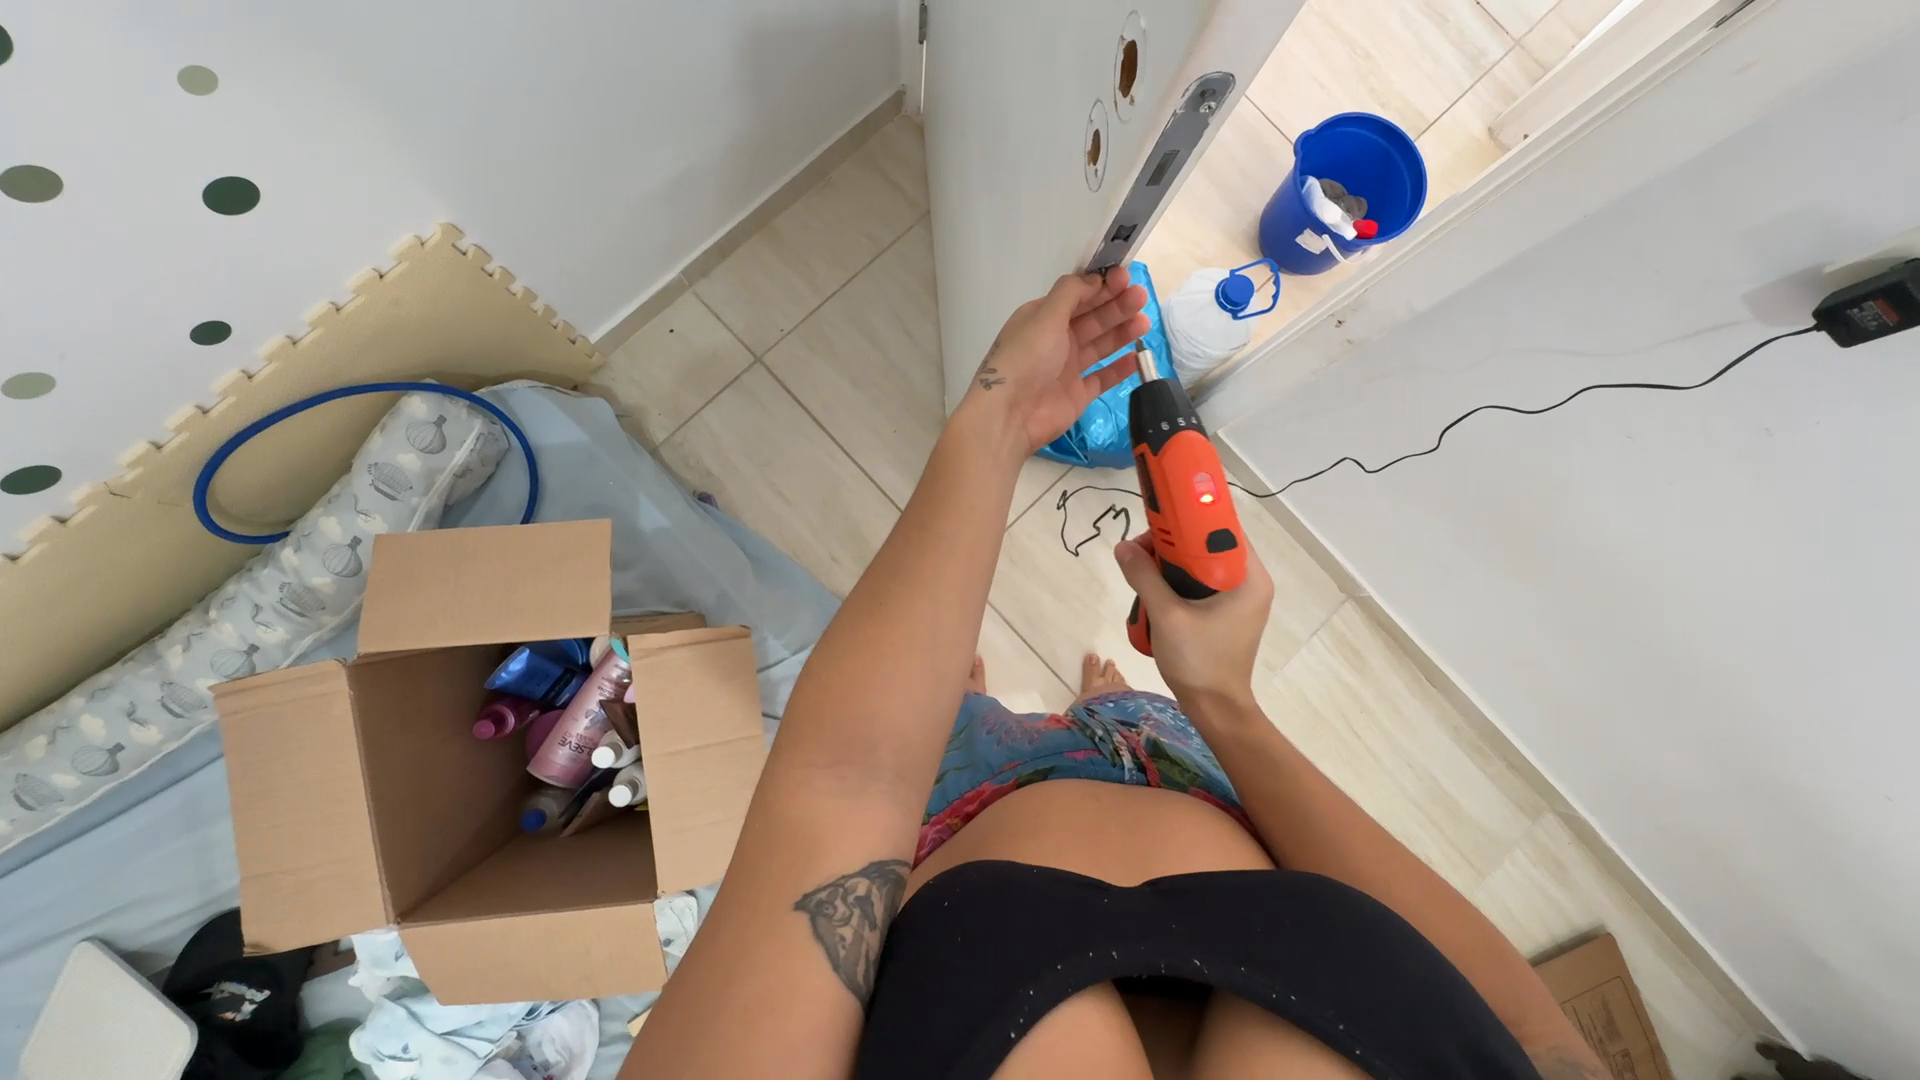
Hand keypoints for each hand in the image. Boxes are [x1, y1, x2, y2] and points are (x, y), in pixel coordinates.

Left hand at [964, 268, 1152, 452]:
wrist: (1010, 414)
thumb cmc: (1025, 358)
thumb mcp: (1045, 315)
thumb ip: (1071, 293)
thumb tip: (1094, 279)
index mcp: (1042, 318)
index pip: (1076, 297)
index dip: (1100, 286)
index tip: (1125, 278)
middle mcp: (1055, 340)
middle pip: (1091, 318)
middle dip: (1116, 306)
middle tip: (1140, 296)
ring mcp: (1067, 368)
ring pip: (1100, 345)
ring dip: (1122, 332)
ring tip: (1144, 322)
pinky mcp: (1077, 394)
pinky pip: (1103, 377)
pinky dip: (1119, 368)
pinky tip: (1136, 356)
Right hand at [1113, 531, 1273, 707]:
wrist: (1214, 708)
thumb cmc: (1198, 661)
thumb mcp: (1167, 616)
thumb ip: (1144, 577)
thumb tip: (1123, 547)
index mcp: (1249, 577)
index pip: (1222, 528)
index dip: (1188, 521)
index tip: (1157, 524)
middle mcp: (1250, 582)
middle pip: (1208, 545)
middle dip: (1172, 545)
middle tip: (1142, 553)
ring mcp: (1239, 598)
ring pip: (1200, 564)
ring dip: (1170, 565)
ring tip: (1143, 574)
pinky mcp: (1226, 611)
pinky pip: (1199, 583)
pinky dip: (1177, 582)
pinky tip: (1155, 592)